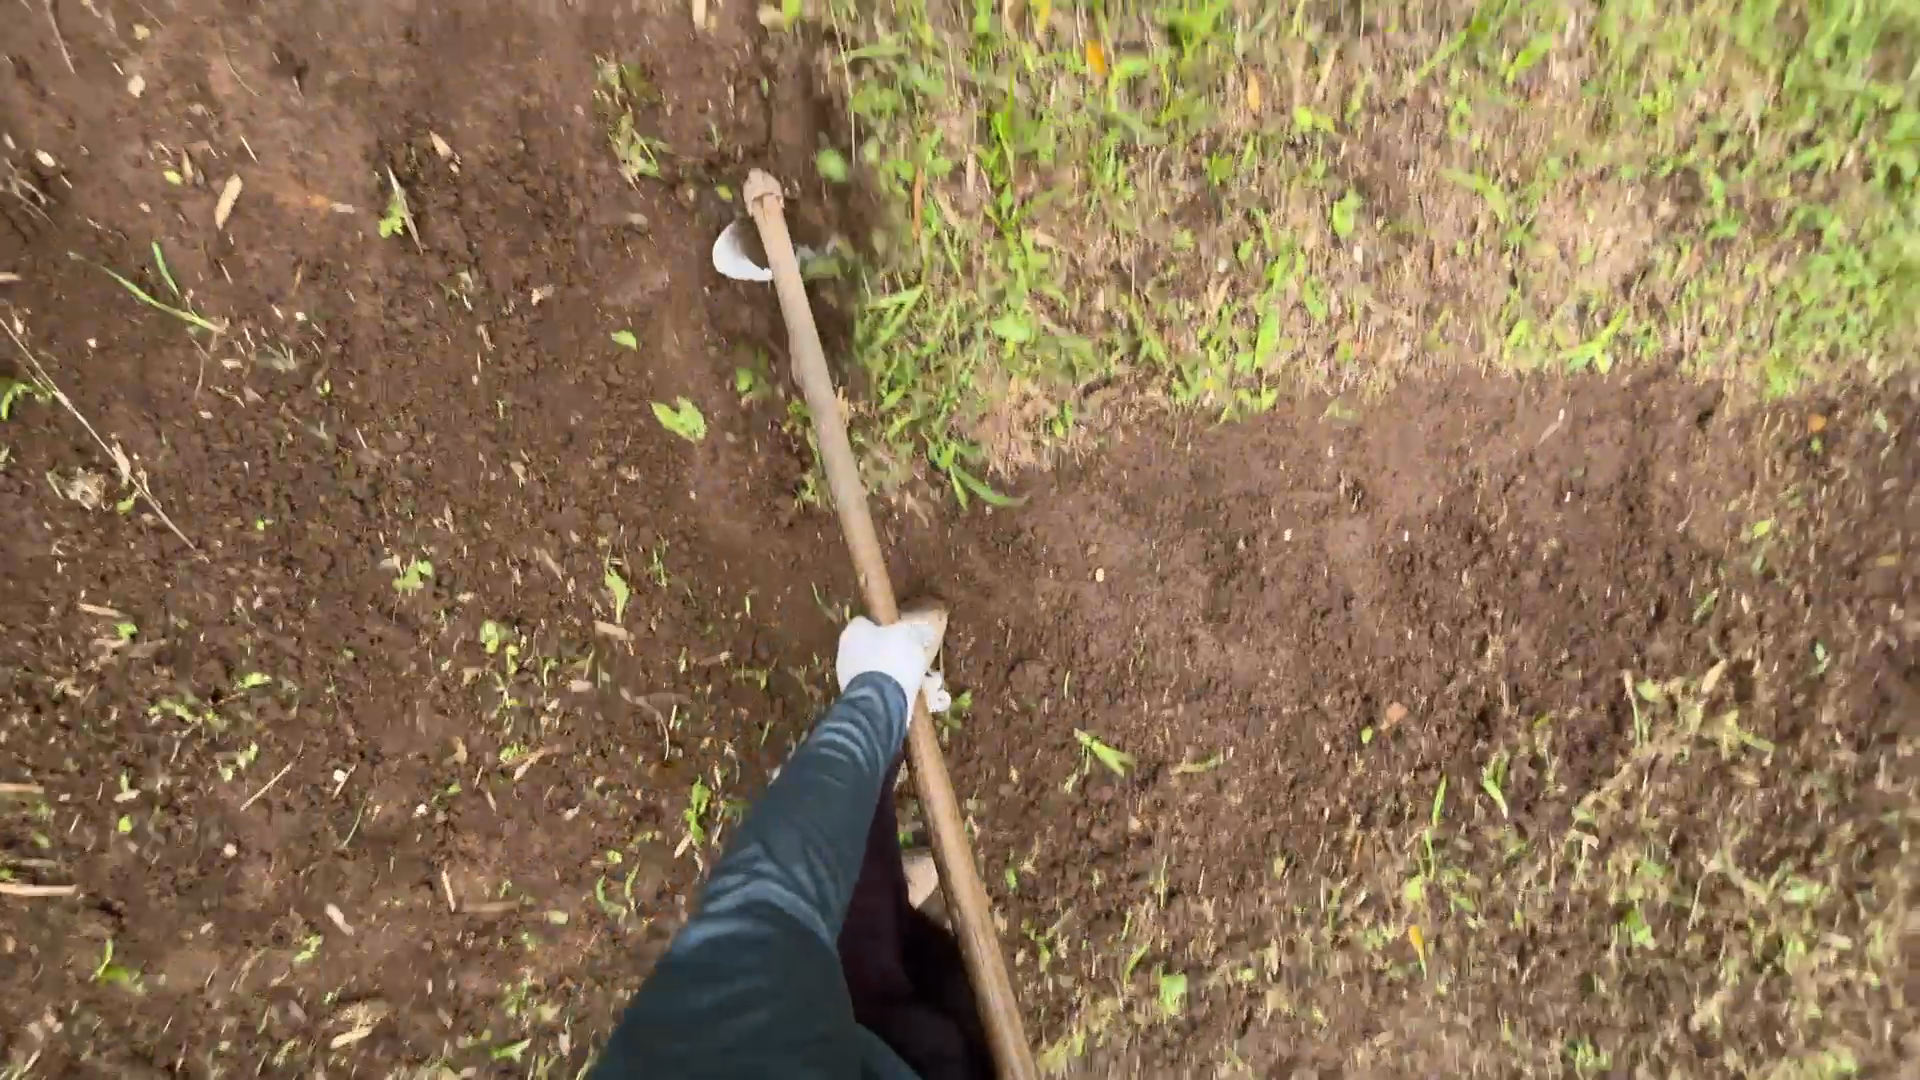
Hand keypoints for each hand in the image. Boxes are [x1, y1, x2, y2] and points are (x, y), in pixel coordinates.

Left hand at [835, 613, 948, 714]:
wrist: (881, 701)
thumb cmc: (893, 659)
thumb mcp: (911, 636)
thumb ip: (916, 630)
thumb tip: (925, 629)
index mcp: (853, 631)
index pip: (867, 622)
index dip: (885, 626)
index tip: (901, 633)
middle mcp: (844, 651)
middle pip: (868, 645)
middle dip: (885, 649)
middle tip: (907, 654)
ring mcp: (846, 677)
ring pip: (870, 667)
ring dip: (886, 670)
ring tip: (908, 675)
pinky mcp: (855, 697)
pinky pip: (873, 687)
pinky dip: (885, 688)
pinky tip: (901, 691)